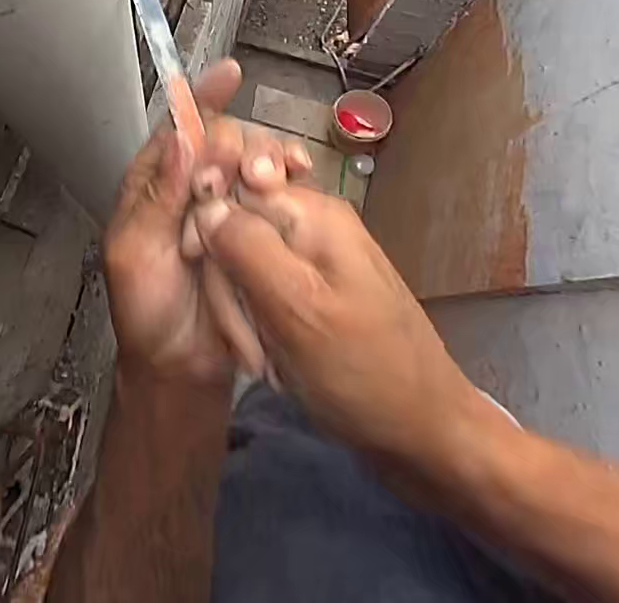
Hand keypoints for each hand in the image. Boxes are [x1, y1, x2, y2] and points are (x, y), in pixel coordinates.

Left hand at [101, 60, 314, 385]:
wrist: (182, 366)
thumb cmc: (147, 310)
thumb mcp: (135, 254)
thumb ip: (155, 197)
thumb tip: (178, 137)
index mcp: (152, 185)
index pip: (175, 130)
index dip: (198, 100)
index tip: (227, 74)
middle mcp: (189, 187)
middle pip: (218, 139)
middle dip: (233, 144)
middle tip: (235, 178)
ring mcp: (225, 206)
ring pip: (249, 160)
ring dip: (264, 157)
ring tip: (274, 174)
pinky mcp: (255, 228)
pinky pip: (273, 191)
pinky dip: (286, 177)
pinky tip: (299, 175)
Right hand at [190, 176, 507, 480]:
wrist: (422, 432)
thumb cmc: (363, 371)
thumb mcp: (297, 308)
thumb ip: (247, 247)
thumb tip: (206, 204)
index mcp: (311, 212)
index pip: (231, 185)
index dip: (206, 222)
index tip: (195, 263)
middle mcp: (310, 221)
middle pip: (234, 225)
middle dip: (225, 281)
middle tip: (246, 343)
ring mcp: (310, 254)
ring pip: (241, 262)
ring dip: (239, 310)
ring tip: (263, 360)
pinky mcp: (309, 285)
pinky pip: (261, 287)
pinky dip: (254, 320)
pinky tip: (269, 356)